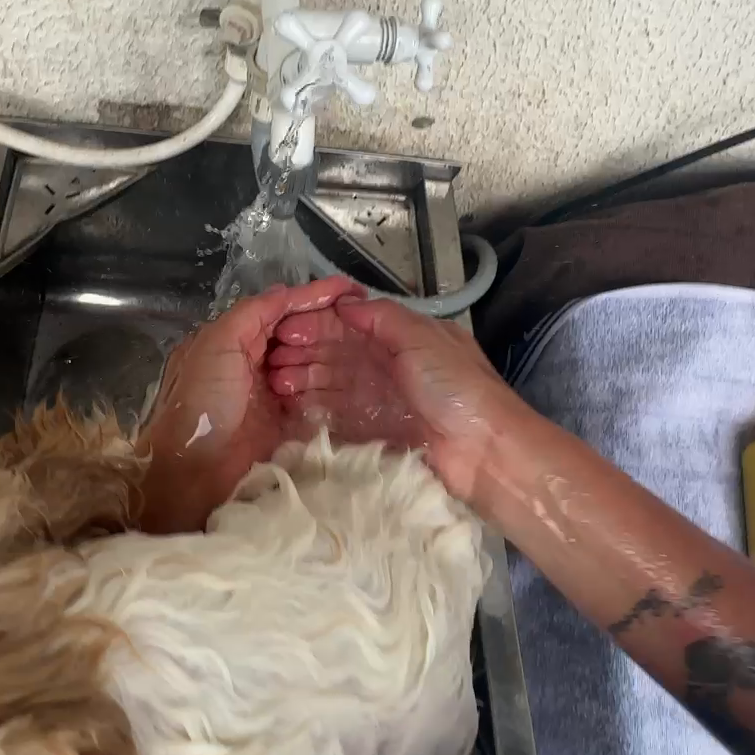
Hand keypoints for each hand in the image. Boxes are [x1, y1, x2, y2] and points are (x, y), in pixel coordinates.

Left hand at [138, 275, 359, 532]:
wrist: (193, 472)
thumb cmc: (202, 401)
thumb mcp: (217, 344)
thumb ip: (252, 313)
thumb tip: (287, 291)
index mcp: (236, 340)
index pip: (280, 309)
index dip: (312, 297)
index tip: (349, 288)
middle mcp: (256, 362)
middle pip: (299, 335)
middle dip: (328, 323)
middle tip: (363, 317)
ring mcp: (275, 394)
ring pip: (311, 364)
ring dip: (332, 354)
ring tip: (363, 344)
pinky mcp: (289, 424)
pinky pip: (317, 398)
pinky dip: (334, 387)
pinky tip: (359, 375)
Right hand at [268, 296, 542, 503]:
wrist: (484, 451)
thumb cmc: (455, 386)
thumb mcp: (422, 337)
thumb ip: (381, 317)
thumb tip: (343, 303)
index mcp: (401, 337)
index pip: (349, 323)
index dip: (316, 324)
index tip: (284, 330)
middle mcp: (387, 365)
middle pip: (335, 353)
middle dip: (302, 352)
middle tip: (270, 360)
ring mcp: (379, 399)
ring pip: (332, 382)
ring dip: (303, 379)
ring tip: (274, 382)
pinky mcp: (375, 430)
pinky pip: (338, 414)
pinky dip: (314, 407)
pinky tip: (290, 405)